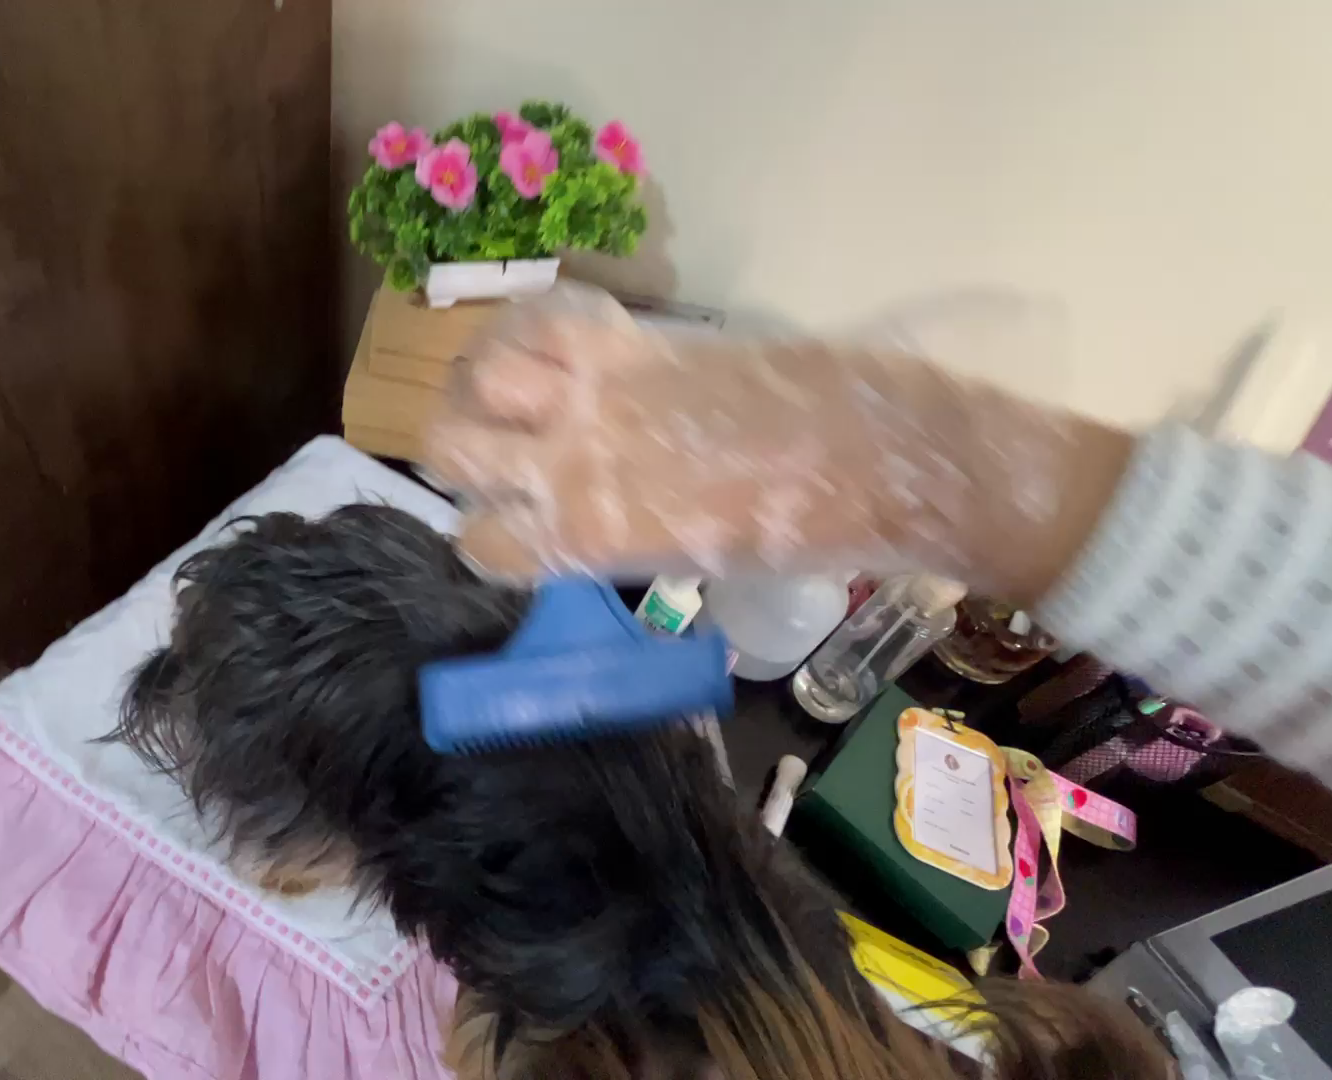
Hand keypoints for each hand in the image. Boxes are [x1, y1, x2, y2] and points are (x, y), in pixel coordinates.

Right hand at [422, 283, 1129, 600]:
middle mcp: (571, 467)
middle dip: (458, 450)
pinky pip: (546, 318)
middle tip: (494, 443)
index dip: (485, 534)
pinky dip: (534, 327)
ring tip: (516, 386)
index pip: (479, 544)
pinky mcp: (638, 342)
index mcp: (586, 540)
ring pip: (478, 374)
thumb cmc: (789, 537)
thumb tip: (562, 507)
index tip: (506, 521)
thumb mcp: (677, 559)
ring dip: (485, 382)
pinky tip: (553, 342)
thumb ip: (602, 533)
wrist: (883, 468)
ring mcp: (598, 396)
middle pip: (448, 448)